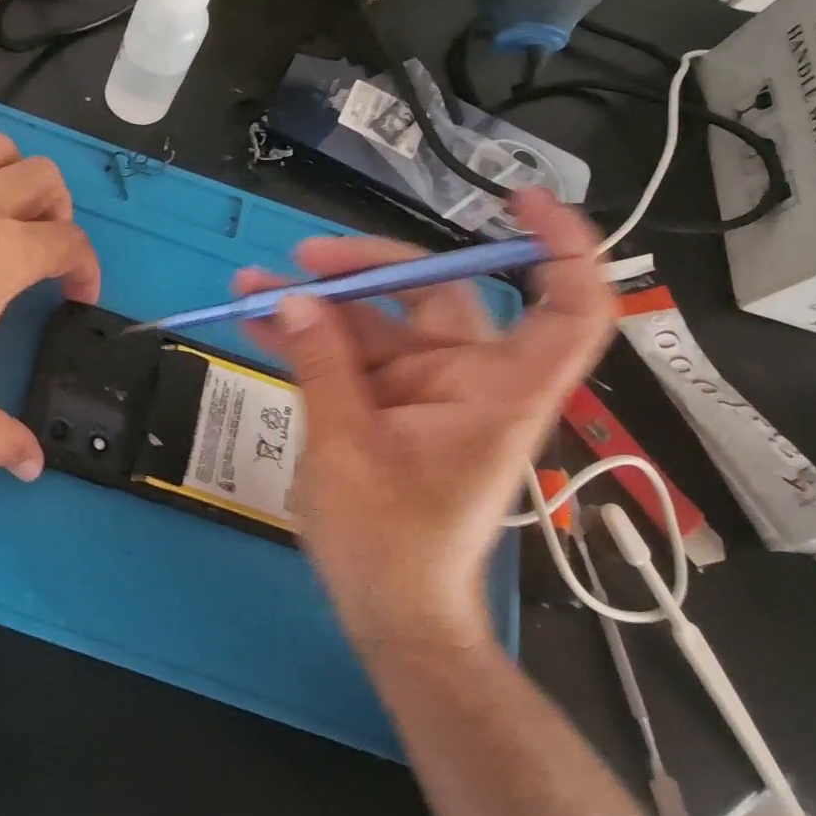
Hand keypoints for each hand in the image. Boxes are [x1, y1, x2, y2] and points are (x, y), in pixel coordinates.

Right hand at [236, 192, 614, 650]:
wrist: (389, 612)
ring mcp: (424, 392)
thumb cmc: (391, 541)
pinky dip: (308, 341)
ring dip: (315, 307)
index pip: (565, 307)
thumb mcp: (347, 447)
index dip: (560, 247)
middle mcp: (470, 380)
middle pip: (435, 297)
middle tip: (299, 261)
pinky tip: (258, 324)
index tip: (518, 203)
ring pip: (376, 326)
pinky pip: (349, 358)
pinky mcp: (387, 408)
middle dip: (364, 270)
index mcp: (499, 391)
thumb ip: (321, 365)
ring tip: (249, 288)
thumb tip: (291, 300)